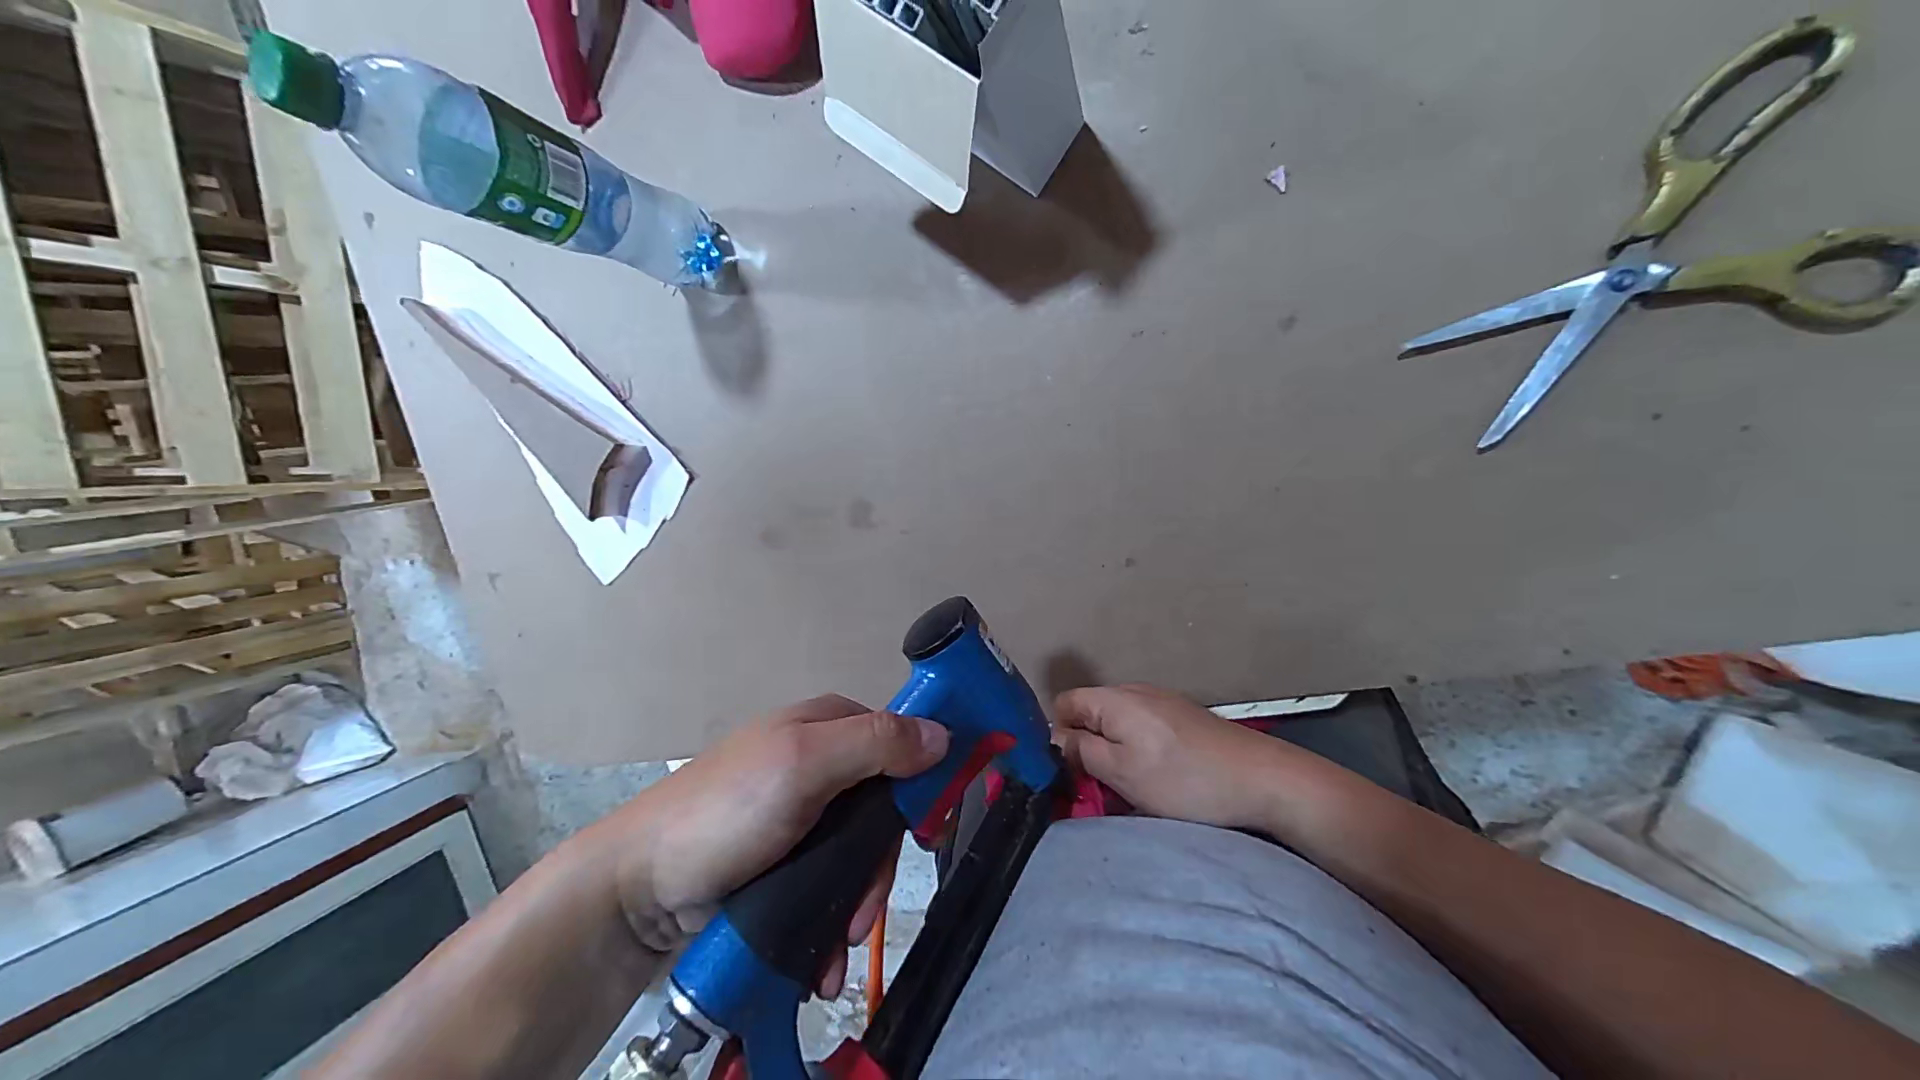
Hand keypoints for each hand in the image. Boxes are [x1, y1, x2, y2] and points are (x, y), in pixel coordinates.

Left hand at [584, 695, 948, 995]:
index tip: (935, 827)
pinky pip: (830, 880)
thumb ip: (875, 744)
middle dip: (881, 862)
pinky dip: (834, 915)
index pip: (900, 737)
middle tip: (867, 908)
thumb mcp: (803, 765)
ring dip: (859, 900)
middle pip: (884, 805)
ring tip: (838, 944)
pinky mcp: (785, 857)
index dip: (924, 777)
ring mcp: (801, 812)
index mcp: (826, 725)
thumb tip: (942, 734)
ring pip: (859, 850)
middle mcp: (818, 761)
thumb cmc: (726, 813)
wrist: (639, 891)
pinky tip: (825, 952)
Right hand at [1052, 683, 1313, 832]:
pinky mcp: (1183, 717)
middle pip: (1090, 713)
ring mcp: (1162, 701)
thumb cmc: (1185, 780)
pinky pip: (1142, 729)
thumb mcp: (1121, 772)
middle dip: (1087, 746)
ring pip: (1117, 724)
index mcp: (1114, 698)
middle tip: (1100, 785)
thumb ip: (1080, 751)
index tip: (1072, 770)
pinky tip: (1161, 777)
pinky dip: (1139, 750)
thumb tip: (1055, 738)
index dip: (1060, 736)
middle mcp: (1135, 690)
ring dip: (1114, 751)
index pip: (1063, 704)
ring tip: (1132, 786)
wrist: (1263, 780)